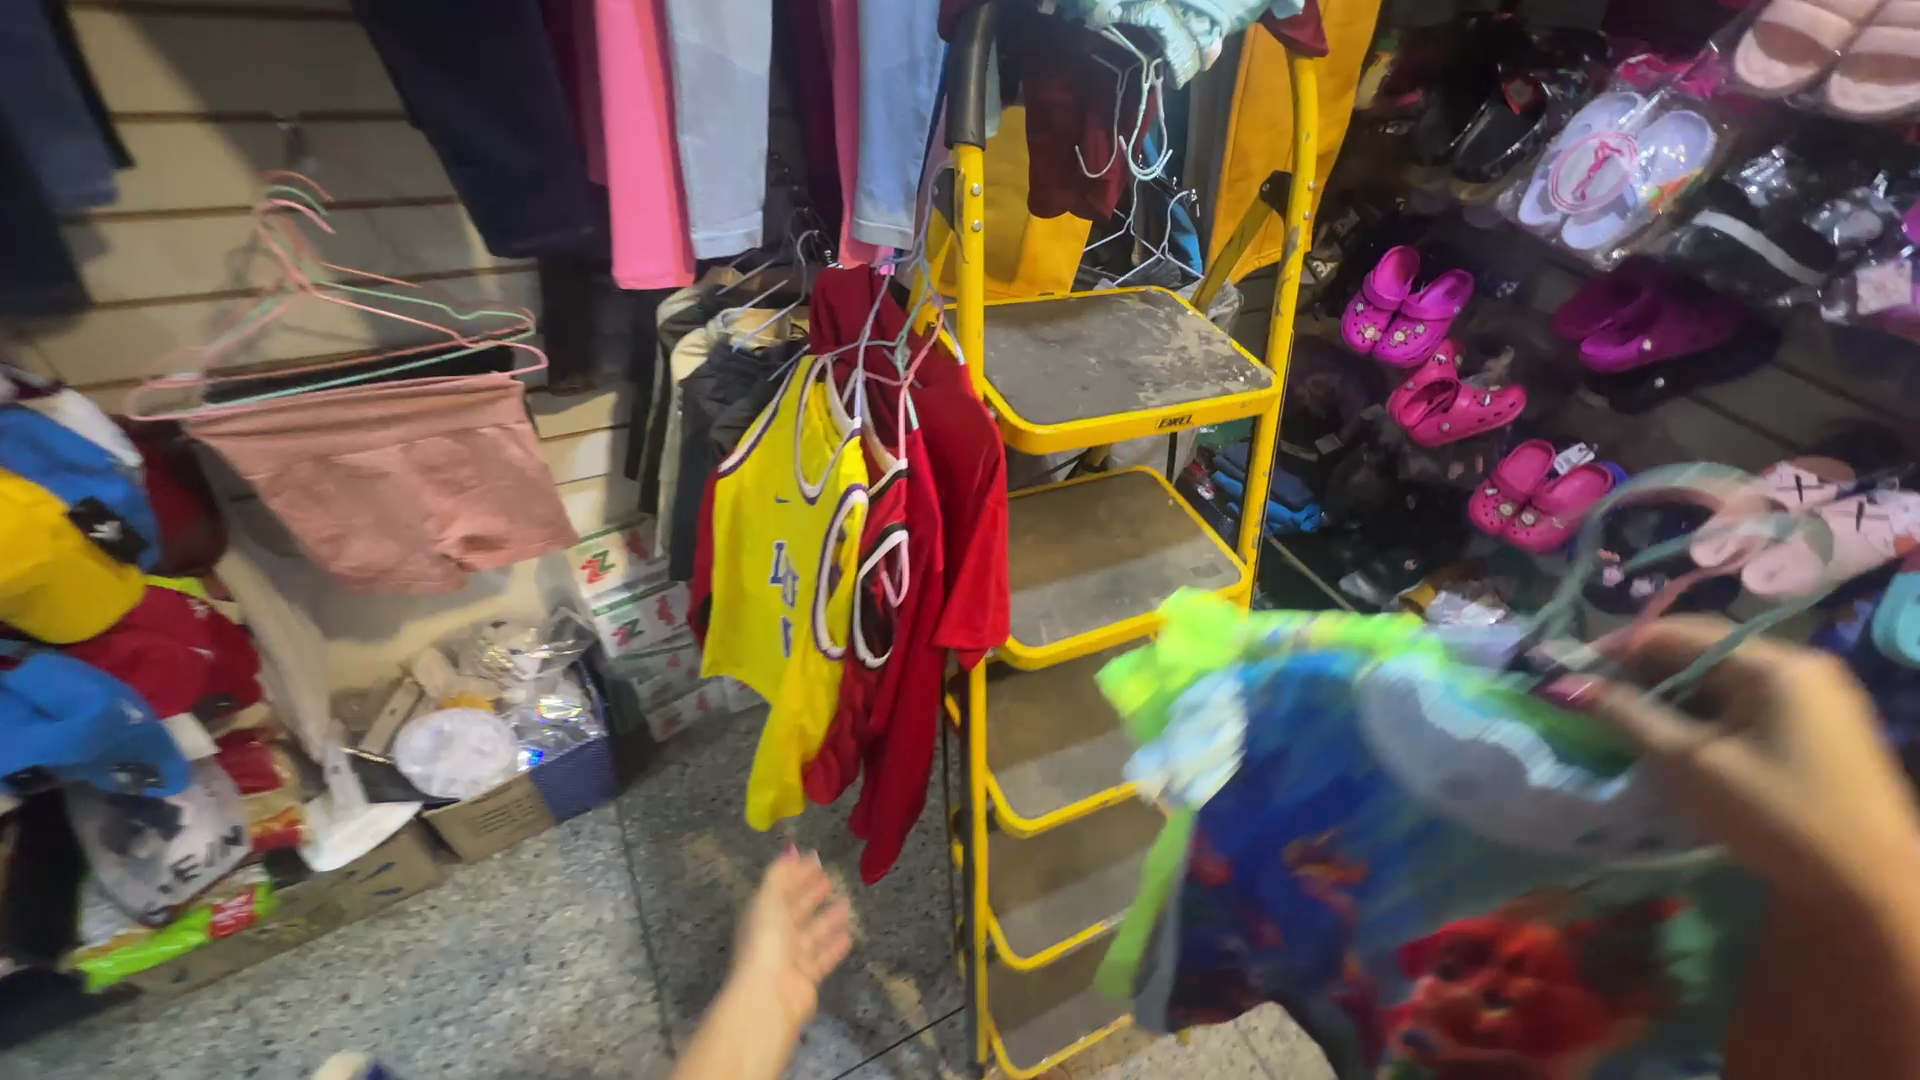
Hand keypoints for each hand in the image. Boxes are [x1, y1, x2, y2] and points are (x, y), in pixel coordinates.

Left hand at [727, 849, 854, 1033]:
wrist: (769, 996)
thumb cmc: (766, 940)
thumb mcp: (768, 898)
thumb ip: (780, 873)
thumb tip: (790, 849)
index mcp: (760, 915)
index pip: (779, 889)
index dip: (795, 873)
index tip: (814, 858)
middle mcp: (773, 936)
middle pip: (795, 910)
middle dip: (811, 893)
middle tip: (830, 877)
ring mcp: (789, 959)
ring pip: (812, 933)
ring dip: (828, 918)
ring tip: (847, 902)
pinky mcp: (806, 979)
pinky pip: (823, 957)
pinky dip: (834, 945)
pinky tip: (849, 934)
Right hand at [1554, 616, 1919, 906]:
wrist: (1873, 889)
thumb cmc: (1776, 816)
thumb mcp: (1687, 760)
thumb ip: (1624, 712)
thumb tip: (1564, 683)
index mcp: (1775, 666)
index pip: (1677, 632)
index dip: (1618, 646)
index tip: (1572, 668)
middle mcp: (1799, 667)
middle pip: (1698, 648)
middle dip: (1640, 668)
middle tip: (1592, 693)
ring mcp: (1812, 695)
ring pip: (1716, 673)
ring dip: (1665, 689)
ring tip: (1622, 714)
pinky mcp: (1813, 722)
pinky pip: (1739, 696)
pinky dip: (1697, 706)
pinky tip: (1669, 730)